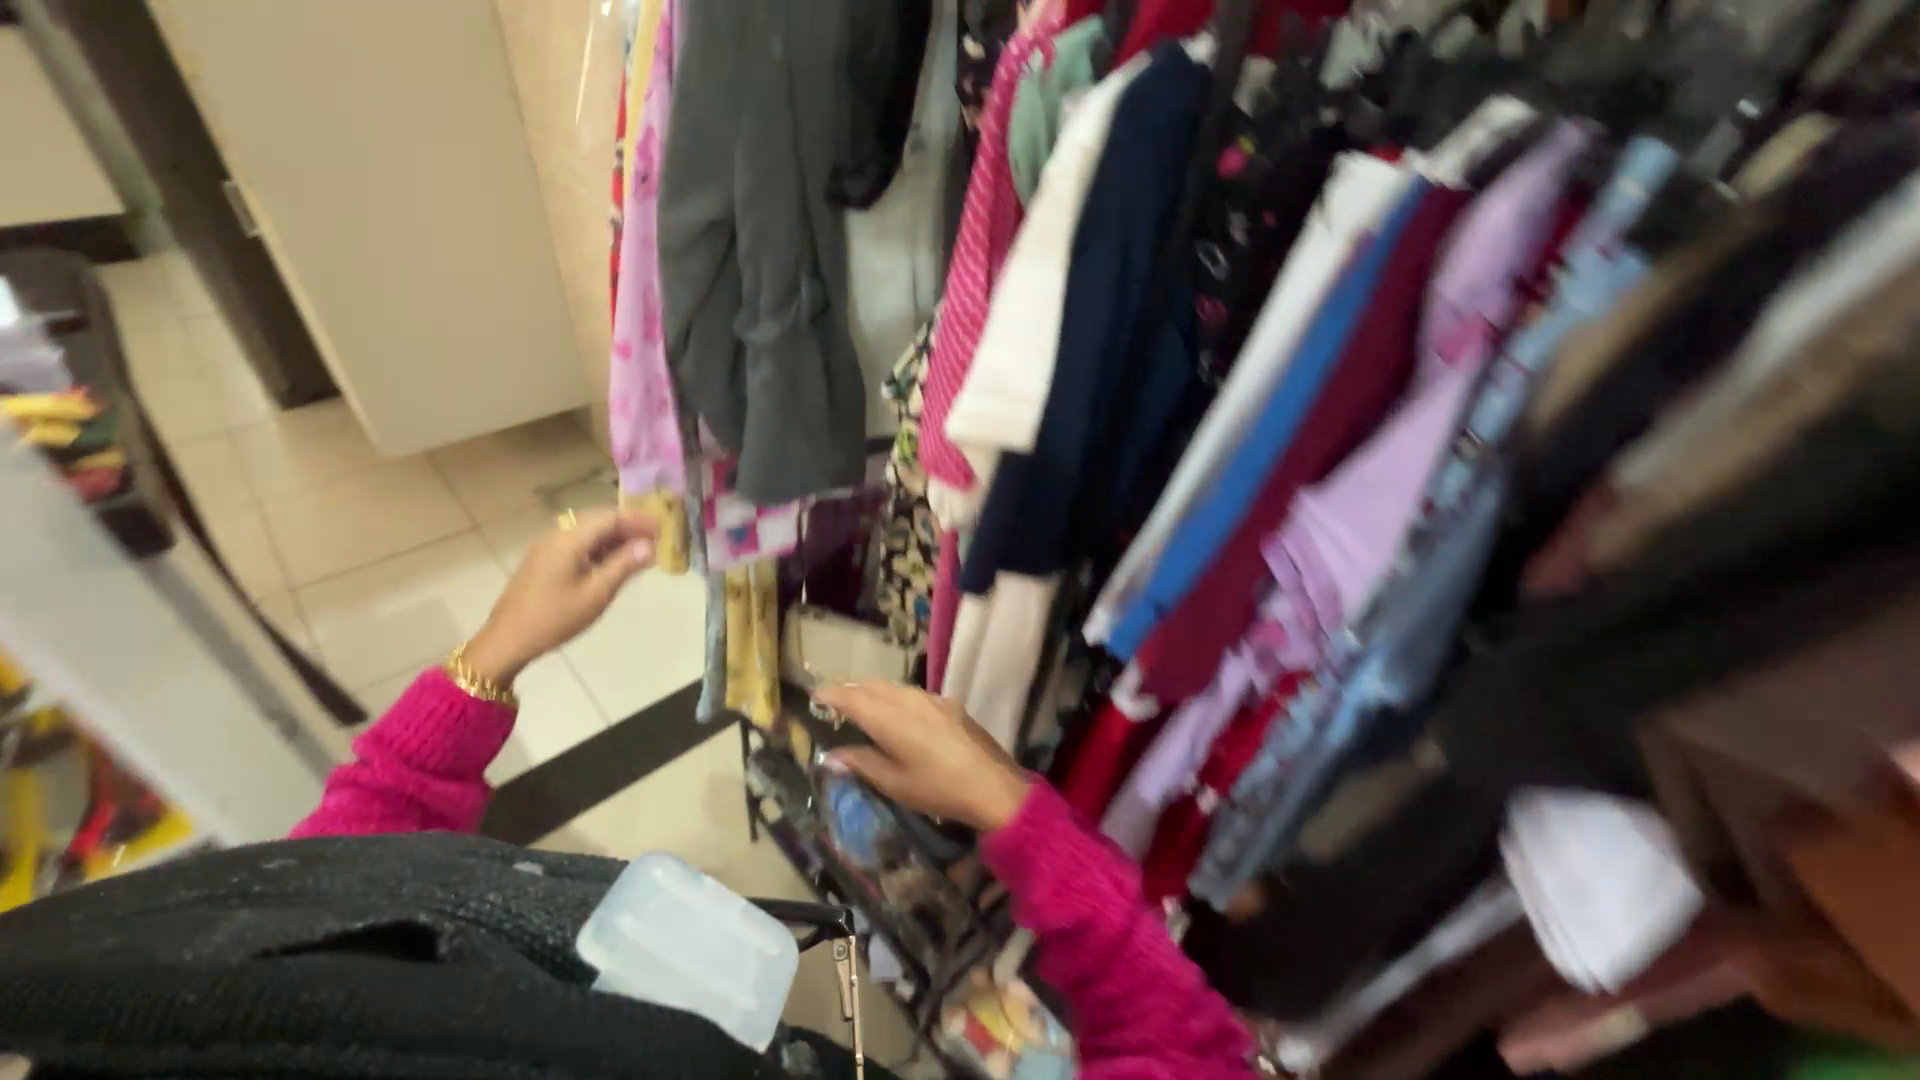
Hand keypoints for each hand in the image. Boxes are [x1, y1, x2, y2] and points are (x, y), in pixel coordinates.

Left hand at [462, 508, 656, 684]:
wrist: (507, 640)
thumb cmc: (556, 618)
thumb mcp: (596, 593)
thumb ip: (624, 566)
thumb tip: (649, 546)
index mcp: (568, 540)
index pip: (609, 517)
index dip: (637, 520)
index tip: (662, 528)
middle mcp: (556, 536)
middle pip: (597, 520)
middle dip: (627, 527)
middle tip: (654, 540)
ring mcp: (546, 548)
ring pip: (585, 532)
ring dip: (613, 538)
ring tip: (637, 553)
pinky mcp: (542, 562)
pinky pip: (575, 544)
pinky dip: (598, 548)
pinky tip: (610, 564)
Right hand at [813, 683, 1032, 831]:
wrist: (993, 786)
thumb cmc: (938, 788)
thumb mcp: (894, 782)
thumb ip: (862, 763)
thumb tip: (831, 756)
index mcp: (891, 718)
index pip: (853, 699)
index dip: (832, 695)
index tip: (815, 695)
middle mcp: (910, 700)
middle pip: (873, 687)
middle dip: (850, 690)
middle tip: (833, 699)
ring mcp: (932, 700)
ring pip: (894, 687)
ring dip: (873, 690)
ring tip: (860, 702)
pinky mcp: (949, 705)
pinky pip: (913, 693)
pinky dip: (894, 696)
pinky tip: (895, 710)